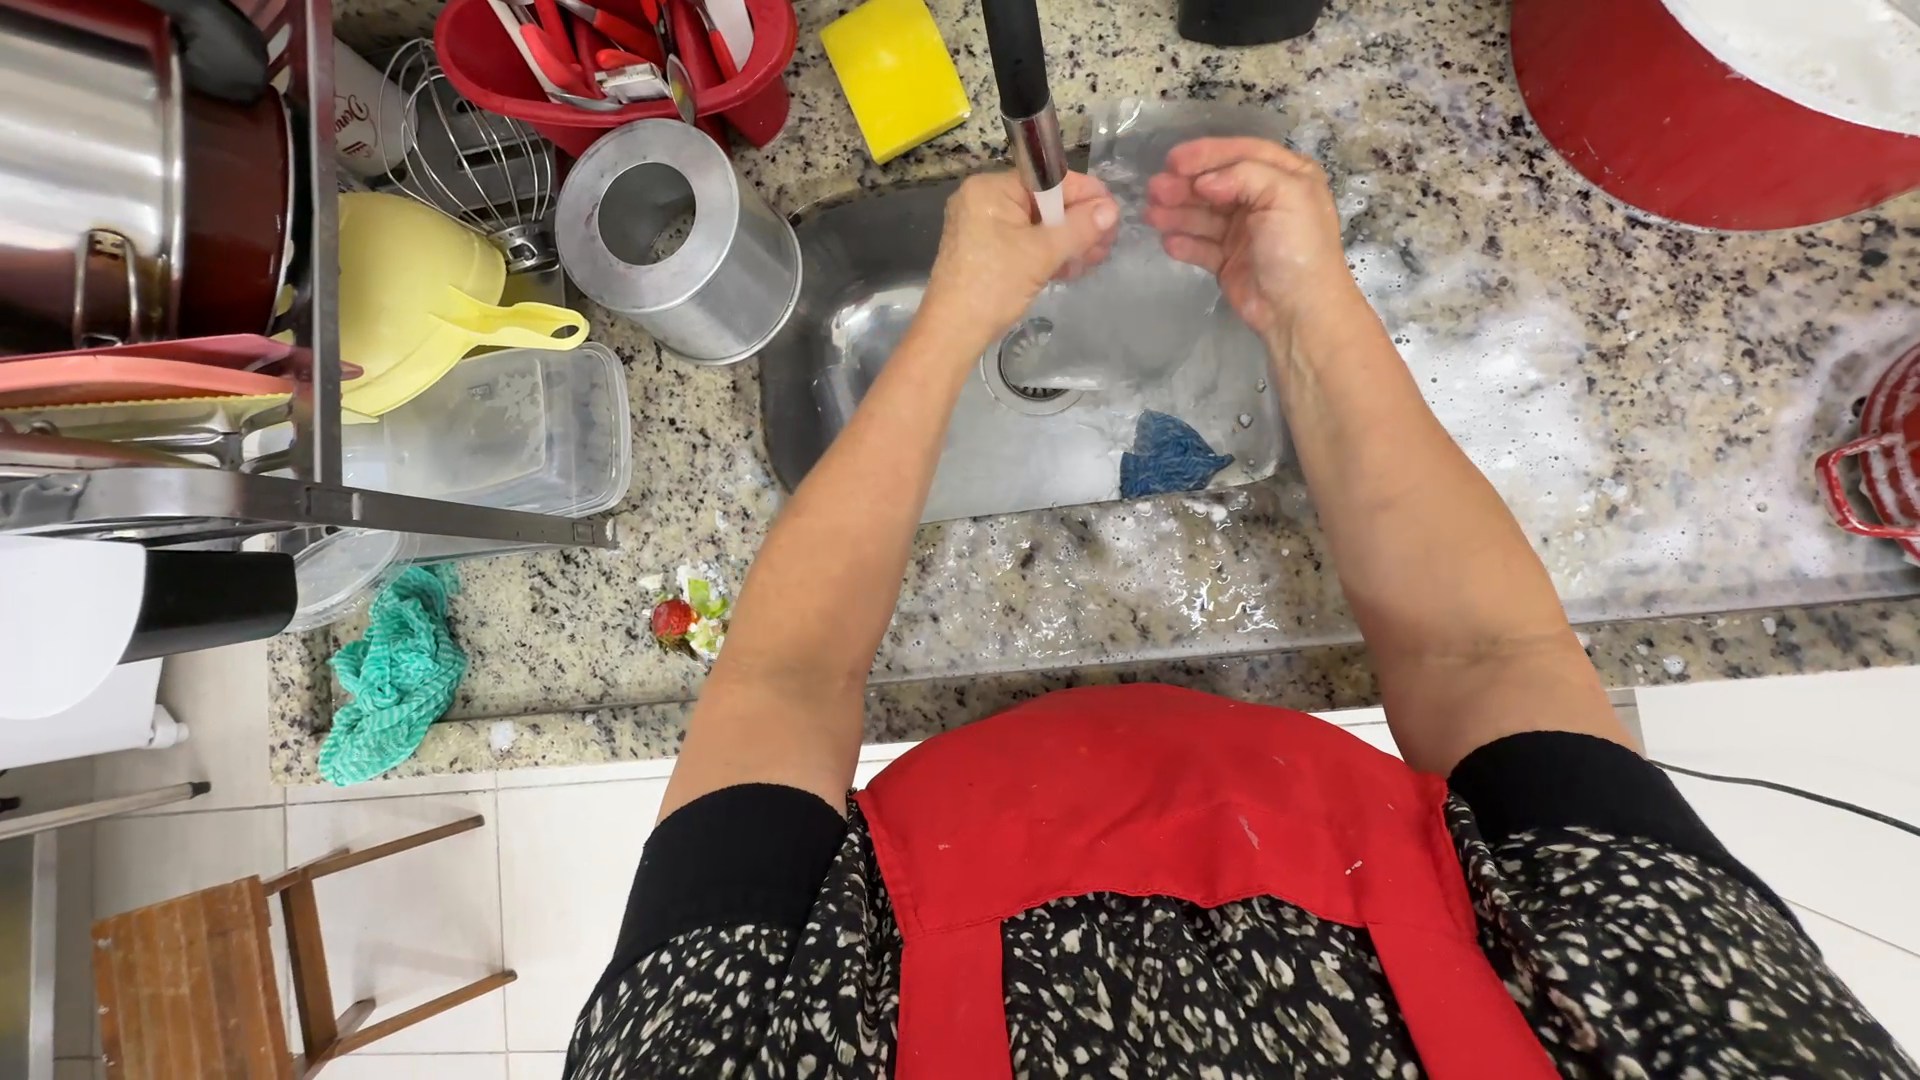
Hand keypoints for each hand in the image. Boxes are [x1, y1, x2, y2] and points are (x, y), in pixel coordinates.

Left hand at [919, 171, 1118, 347]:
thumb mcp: (1042, 255)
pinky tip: (1070, 268)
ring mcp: (981, 229)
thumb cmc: (993, 288)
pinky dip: (1045, 255)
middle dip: (1077, 223)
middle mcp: (982, 201)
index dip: (1083, 194)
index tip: (1111, 211)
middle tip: (1107, 242)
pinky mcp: (984, 254)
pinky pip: (1022, 244)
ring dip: (1065, 242)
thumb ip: (1078, 228)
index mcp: (990, 189)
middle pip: (1043, 203)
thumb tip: (1110, 209)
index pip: (1047, 179)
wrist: (953, 333)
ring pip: (1035, 227)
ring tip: (1093, 259)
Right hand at [1144, 138, 1358, 346]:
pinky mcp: (1228, 261)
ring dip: (1177, 213)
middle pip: (1217, 186)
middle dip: (1185, 186)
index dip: (1206, 155)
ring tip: (1151, 214)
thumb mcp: (1285, 195)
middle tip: (1154, 188)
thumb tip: (1204, 182)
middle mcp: (1263, 201)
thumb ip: (1245, 176)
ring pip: (1204, 216)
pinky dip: (1184, 243)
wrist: (1298, 309)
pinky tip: (1168, 242)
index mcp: (1285, 177)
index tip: (1173, 161)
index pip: (1241, 155)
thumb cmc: (1299, 247)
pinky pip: (1201, 247)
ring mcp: (1244, 233)